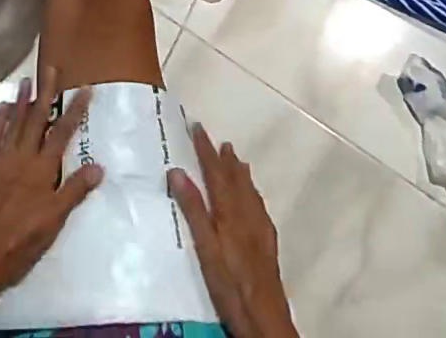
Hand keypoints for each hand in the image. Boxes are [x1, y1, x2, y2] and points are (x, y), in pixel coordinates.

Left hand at [0, 69, 102, 291]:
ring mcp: (1, 160)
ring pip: (14, 123)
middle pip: (37, 119)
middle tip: (51, 69)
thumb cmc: (20, 241)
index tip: (85, 89)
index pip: (62, 133)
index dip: (75, 110)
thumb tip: (98, 166)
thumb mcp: (54, 221)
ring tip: (27, 80)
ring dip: (22, 100)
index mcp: (42, 169)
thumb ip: (74, 191)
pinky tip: (2, 108)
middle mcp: (22, 158)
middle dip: (46, 93)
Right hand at [168, 125, 298, 337]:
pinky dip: (251, 192)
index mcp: (229, 210)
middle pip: (234, 177)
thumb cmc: (229, 283)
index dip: (205, 149)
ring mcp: (260, 226)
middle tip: (219, 140)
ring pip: (249, 190)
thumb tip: (177, 171)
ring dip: (239, 171)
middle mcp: (247, 212)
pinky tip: (252, 197)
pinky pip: (258, 205)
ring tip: (235, 158)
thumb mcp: (205, 247)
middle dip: (224, 157)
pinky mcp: (268, 242)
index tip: (197, 127)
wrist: (264, 317)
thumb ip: (193, 208)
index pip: (215, 171)